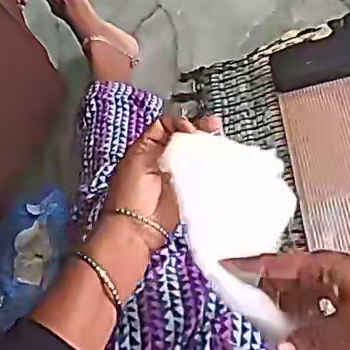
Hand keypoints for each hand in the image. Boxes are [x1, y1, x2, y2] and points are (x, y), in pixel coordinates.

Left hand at [100, 113, 219, 248]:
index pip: (165, 126)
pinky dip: (209, 165)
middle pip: (183, 139)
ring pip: (193, 154)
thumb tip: (183, 130)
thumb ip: (162, 141)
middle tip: (213, 126)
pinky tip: (217, 158)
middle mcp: (162, 159)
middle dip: (198, 131)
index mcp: (146, 148)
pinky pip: (201, 172)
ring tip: (218, 140)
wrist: (138, 226)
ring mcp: (175, 174)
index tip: (190, 128)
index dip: (179, 123)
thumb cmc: (131, 193)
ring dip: (205, 147)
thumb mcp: (141, 158)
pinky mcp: (187, 188)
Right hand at [224, 251, 349, 349]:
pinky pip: (317, 306)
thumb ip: (314, 337)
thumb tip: (282, 349)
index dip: (246, 266)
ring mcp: (338, 283)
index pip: (274, 264)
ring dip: (289, 312)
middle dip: (267, 296)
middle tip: (247, 310)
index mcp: (321, 266)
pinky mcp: (349, 298)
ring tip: (276, 330)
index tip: (220, 263)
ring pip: (301, 295)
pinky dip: (308, 319)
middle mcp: (326, 271)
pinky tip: (305, 336)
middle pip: (285, 281)